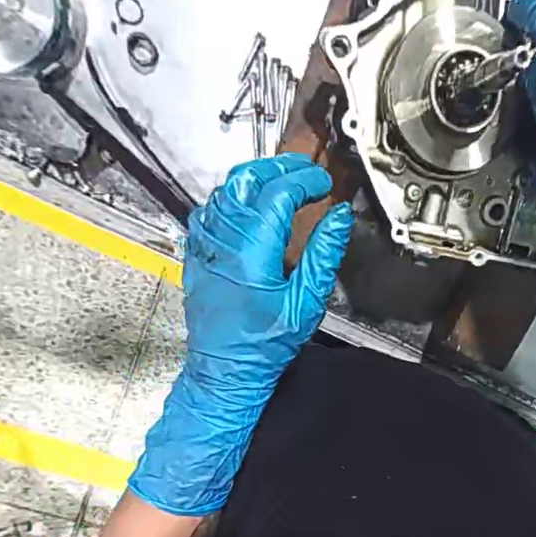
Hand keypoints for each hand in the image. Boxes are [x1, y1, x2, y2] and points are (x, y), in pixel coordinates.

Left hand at [128, 154, 354, 515]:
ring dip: (255, 179)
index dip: (304, 181)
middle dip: (278, 168)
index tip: (322, 183)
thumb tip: (339, 220)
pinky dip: (233, 197)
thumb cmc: (264, 344)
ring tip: (282, 181)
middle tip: (304, 170)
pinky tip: (248, 203)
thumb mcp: (307, 301)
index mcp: (252, 251)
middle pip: (245, 181)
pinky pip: (210, 211)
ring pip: (224, 192)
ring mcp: (204, 246)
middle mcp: (222, 242)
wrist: (227, 369)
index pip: (277, 194)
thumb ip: (324, 254)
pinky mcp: (197, 254)